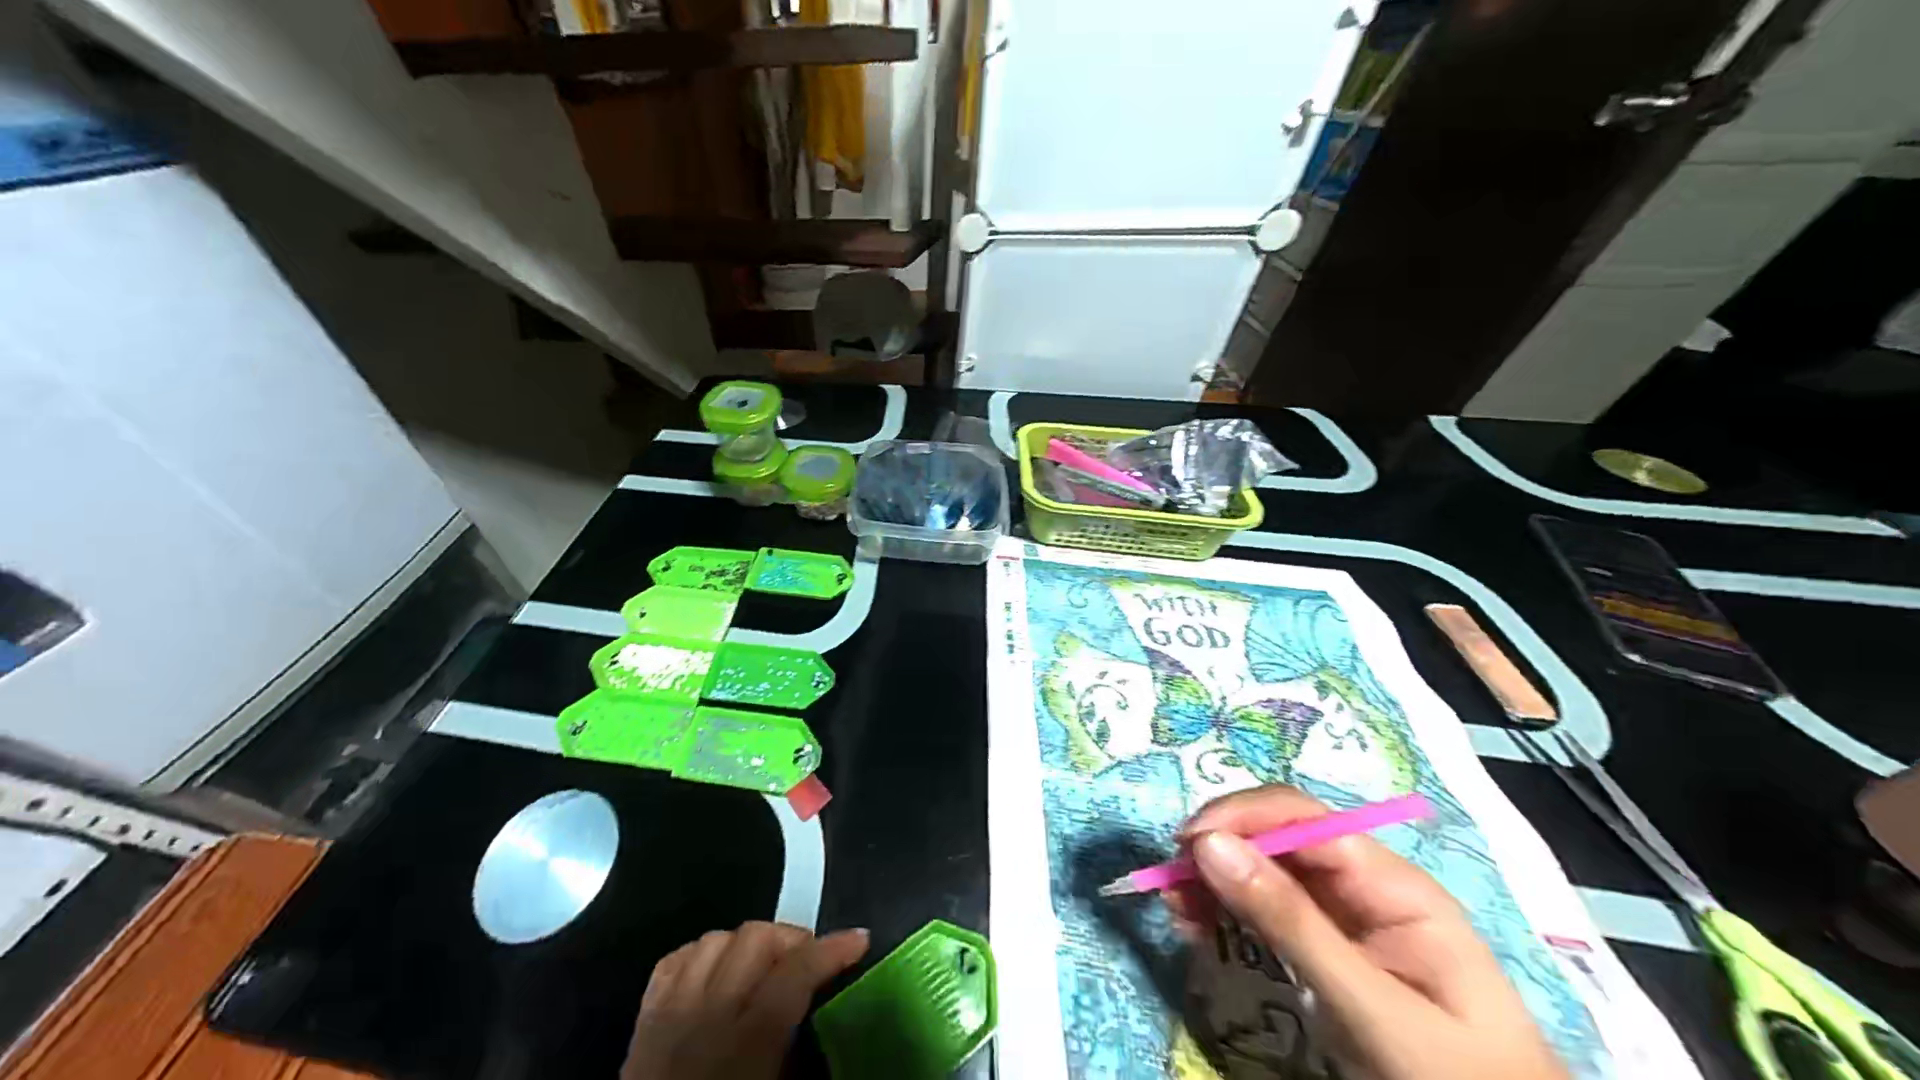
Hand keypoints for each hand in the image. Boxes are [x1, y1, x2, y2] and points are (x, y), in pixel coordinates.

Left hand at [621, 920, 869, 1079]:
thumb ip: (799, 1059)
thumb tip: (821, 1020)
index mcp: (744, 1047)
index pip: (794, 974)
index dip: (832, 949)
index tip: (859, 940)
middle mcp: (706, 1016)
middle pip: (755, 939)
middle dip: (793, 939)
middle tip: (811, 961)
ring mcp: (669, 1012)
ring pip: (717, 938)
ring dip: (749, 944)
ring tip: (767, 966)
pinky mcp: (643, 1019)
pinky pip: (678, 958)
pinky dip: (704, 955)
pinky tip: (719, 973)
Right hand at [1175, 785, 1569, 1079]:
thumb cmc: (1453, 1078)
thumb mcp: (1370, 1005)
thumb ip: (1289, 922)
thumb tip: (1209, 844)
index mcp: (1390, 881)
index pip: (1301, 818)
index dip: (1239, 818)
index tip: (1185, 846)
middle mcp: (1364, 883)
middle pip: (1277, 837)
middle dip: (1220, 847)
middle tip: (1170, 882)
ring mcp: (1345, 915)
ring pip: (1265, 869)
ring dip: (1216, 877)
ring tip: (1173, 905)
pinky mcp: (1329, 946)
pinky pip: (1268, 909)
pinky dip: (1228, 908)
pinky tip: (1197, 922)